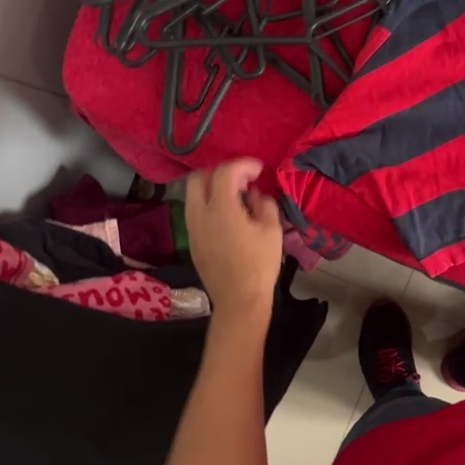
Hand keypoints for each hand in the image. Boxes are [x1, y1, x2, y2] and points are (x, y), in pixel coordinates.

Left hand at [184, 158, 282, 319]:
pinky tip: (228, 216)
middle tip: (241, 179)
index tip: (258, 169)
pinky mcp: (193, 241)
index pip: (225, 171)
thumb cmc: (260, 265)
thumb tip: (254, 194)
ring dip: (212, 188)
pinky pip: (195, 212)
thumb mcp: (272, 230)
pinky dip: (209, 205)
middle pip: (199, 177)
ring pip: (193, 195)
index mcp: (221, 208)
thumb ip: (264, 203)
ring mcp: (192, 228)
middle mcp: (200, 214)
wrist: (239, 300)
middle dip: (220, 172)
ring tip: (235, 197)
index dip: (243, 165)